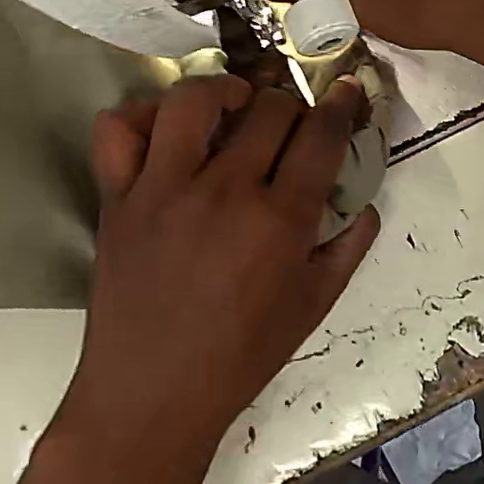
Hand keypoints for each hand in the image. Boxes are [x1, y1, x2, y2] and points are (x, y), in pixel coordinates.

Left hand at [66, 76, 381, 453]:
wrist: (153, 394)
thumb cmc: (243, 353)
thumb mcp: (316, 304)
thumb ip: (349, 246)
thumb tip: (366, 204)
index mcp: (280, 219)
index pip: (321, 136)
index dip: (341, 104)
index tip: (345, 89)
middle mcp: (224, 191)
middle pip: (268, 110)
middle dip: (292, 106)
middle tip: (292, 124)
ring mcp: (164, 190)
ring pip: (192, 100)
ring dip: (223, 91)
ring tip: (234, 105)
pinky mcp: (118, 198)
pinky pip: (117, 130)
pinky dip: (141, 115)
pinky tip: (166, 131)